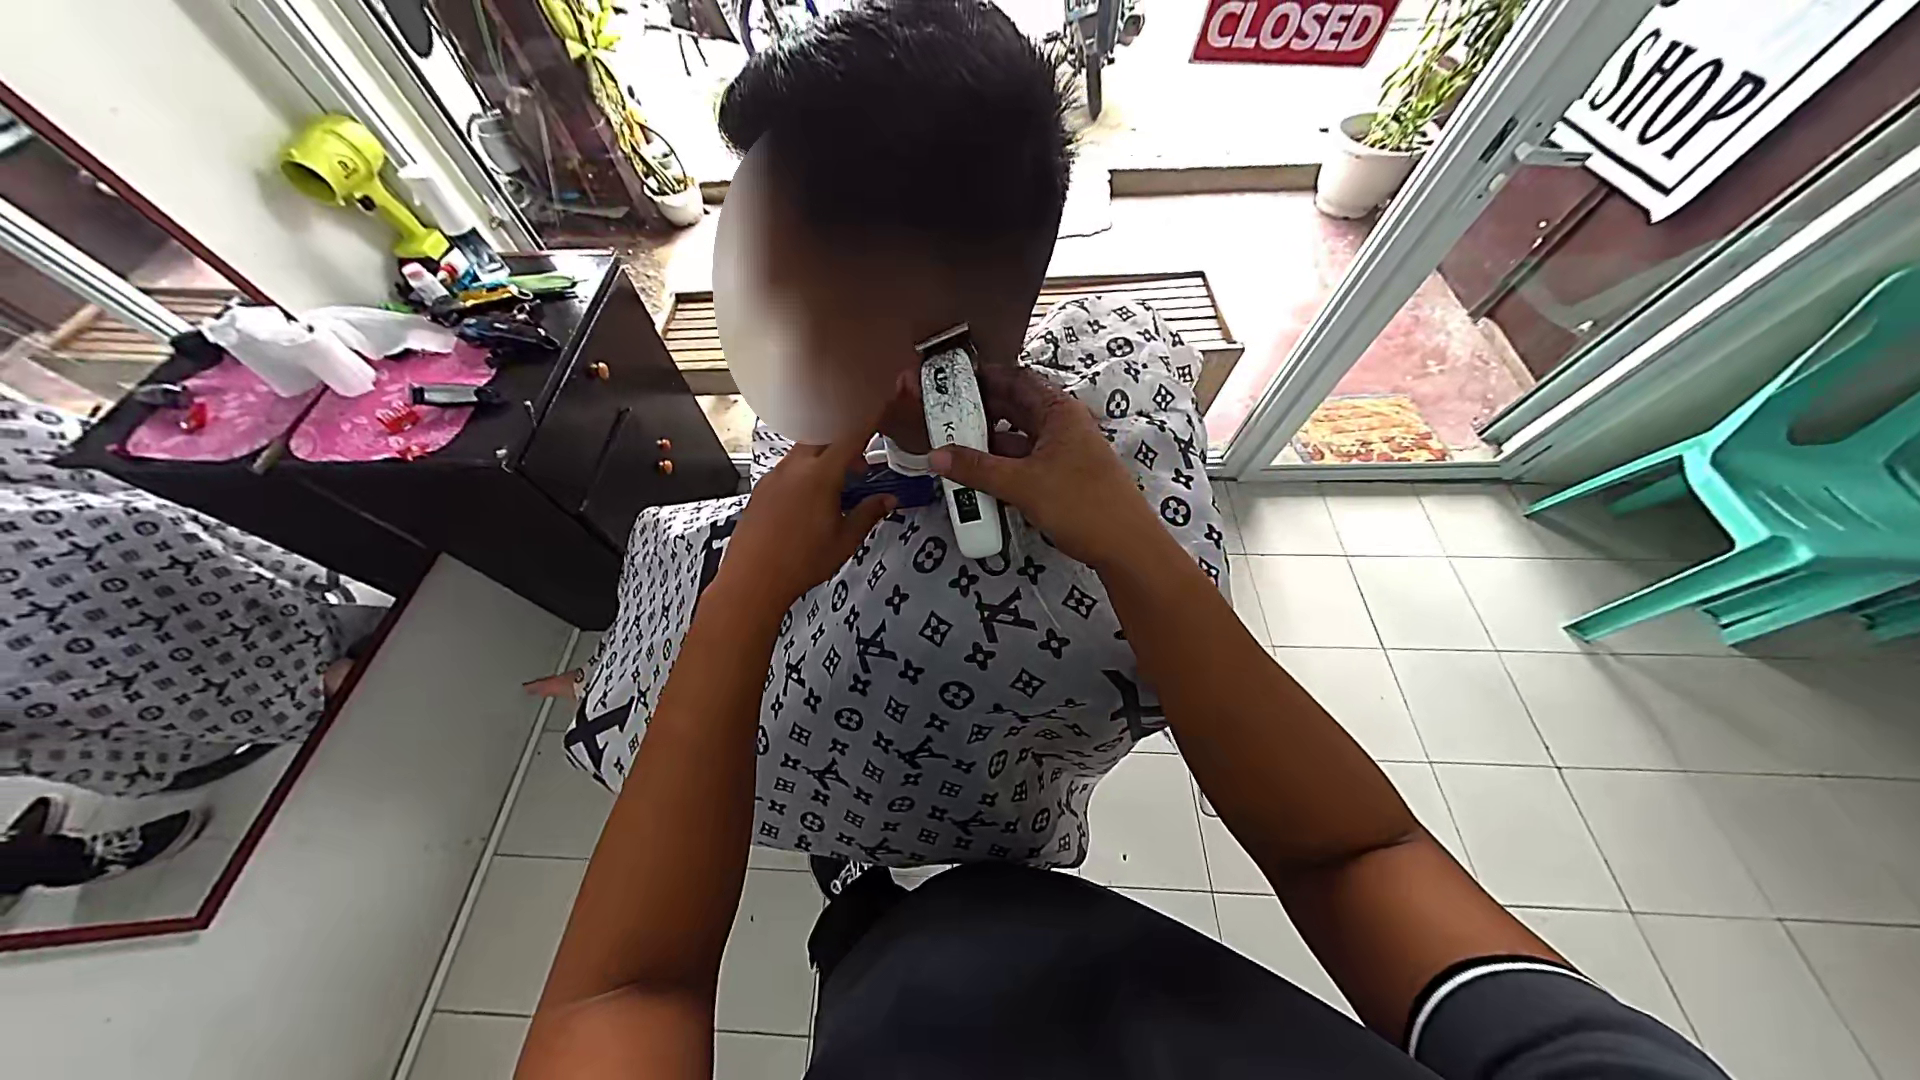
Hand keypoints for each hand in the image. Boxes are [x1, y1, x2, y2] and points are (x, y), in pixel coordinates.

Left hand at [717, 426, 895, 609]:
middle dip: (846, 443)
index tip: (881, 405)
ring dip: (824, 458)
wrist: (752, 580)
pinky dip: (805, 471)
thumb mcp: (845, 540)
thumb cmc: (800, 563)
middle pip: (824, 437)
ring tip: (839, 485)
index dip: (869, 420)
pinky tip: (812, 497)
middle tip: (862, 464)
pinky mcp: (761, 490)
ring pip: (804, 452)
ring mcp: (773, 477)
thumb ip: (868, 514)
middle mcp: (794, 468)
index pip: (851, 437)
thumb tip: (887, 500)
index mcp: (820, 476)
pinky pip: (788, 467)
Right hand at [925, 365, 1160, 569]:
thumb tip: (936, 456)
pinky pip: (1025, 461)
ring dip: (989, 441)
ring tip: (954, 445)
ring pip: (1019, 436)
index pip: (1017, 379)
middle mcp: (1063, 425)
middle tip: (945, 414)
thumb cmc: (1080, 504)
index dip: (985, 376)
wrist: (1125, 546)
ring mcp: (1064, 451)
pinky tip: (979, 475)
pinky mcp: (1063, 476)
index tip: (952, 381)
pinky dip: (1002, 464)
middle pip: (1016, 407)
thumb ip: (976, 469)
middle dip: (981, 410)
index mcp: (1059, 411)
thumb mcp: (1021, 484)